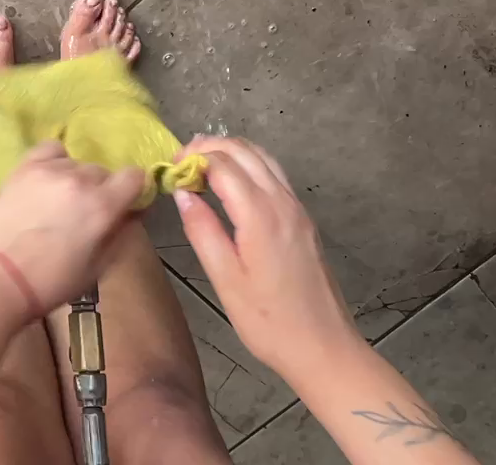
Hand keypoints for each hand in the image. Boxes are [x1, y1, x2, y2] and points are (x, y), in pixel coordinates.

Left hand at [0, 142, 142, 313]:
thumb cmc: (49, 283)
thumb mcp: (96, 269)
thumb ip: (121, 236)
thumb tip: (134, 213)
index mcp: (102, 206)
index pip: (134, 176)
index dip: (133, 190)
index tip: (125, 205)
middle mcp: (80, 179)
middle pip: (103, 172)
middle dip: (102, 190)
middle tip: (86, 215)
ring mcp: (51, 169)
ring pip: (77, 164)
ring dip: (77, 180)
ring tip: (60, 203)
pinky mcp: (25, 165)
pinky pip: (52, 149)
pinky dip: (56, 160)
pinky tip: (49, 179)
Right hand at [174, 136, 359, 373]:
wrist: (326, 350)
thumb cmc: (269, 321)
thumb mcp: (225, 280)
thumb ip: (202, 230)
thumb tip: (182, 193)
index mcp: (260, 214)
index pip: (222, 163)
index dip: (192, 158)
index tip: (170, 169)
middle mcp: (282, 201)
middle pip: (244, 150)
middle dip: (209, 146)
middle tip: (181, 161)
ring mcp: (297, 208)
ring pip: (262, 157)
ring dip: (230, 151)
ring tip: (201, 163)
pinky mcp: (303, 218)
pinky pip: (274, 173)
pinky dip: (248, 164)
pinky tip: (231, 182)